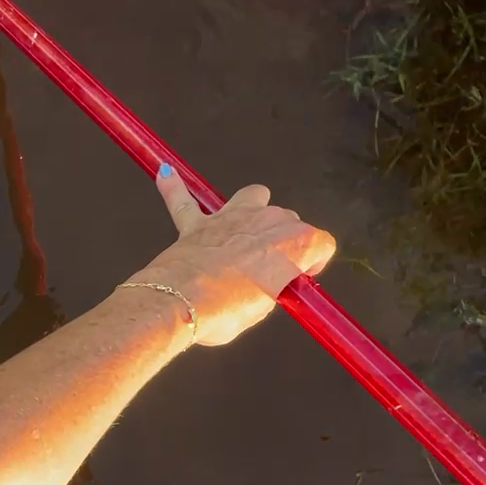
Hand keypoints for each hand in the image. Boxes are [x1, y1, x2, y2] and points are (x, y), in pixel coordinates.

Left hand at [129, 166, 336, 347]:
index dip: (310, 263)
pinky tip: (165, 173)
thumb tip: (258, 286)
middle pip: (285, 222)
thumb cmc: (225, 312)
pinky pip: (183, 202)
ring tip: (243, 231)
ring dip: (251, 211)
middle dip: (277, 243)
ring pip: (252, 197)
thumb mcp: (260, 309)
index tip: (298, 278)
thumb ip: (267, 290)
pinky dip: (174, 189)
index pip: (320, 245)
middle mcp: (270, 220)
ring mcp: (231, 219)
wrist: (178, 303)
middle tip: (261, 271)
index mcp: (298, 242)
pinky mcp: (194, 227)